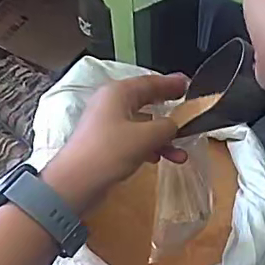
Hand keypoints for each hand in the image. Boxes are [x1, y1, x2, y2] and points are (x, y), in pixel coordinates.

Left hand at [42, 72, 189, 211]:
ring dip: (163, 136)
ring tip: (182, 151)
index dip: (171, 84)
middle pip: (145, 101)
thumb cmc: (110, 151)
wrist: (76, 182)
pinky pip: (134, 140)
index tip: (188, 84)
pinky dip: (150, 147)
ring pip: (142, 124)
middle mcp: (111, 104)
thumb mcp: (146, 136)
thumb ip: (167, 127)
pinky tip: (162, 158)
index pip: (150, 82)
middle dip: (169, 109)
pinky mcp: (106, 144)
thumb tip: (174, 126)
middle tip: (189, 108)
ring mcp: (107, 125)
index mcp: (118, 93)